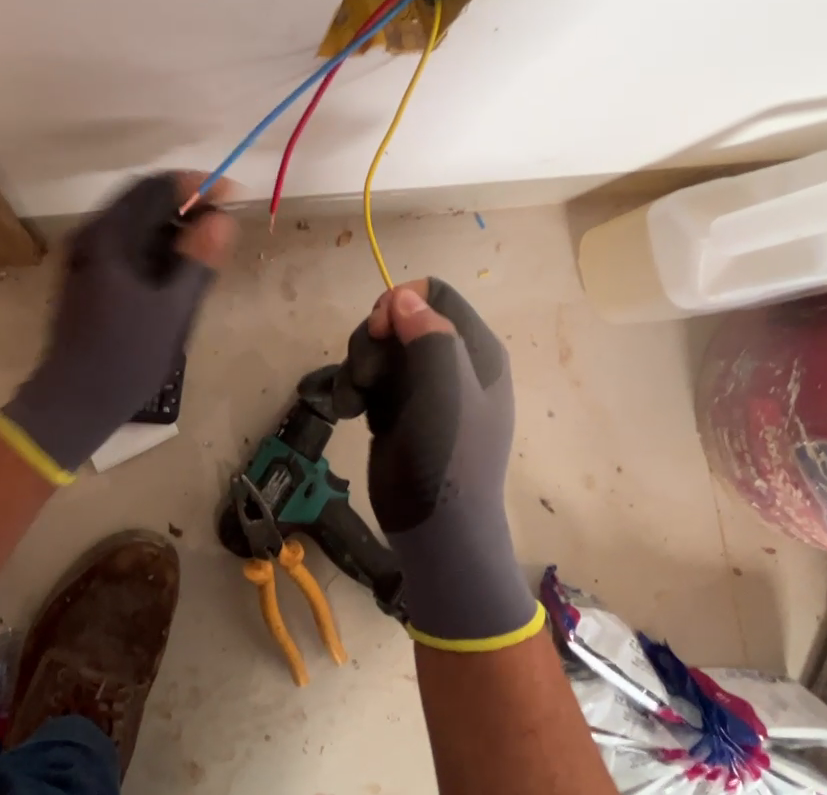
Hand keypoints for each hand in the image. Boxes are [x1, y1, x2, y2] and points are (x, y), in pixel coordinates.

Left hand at [0, 172, 236, 483]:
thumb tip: (222, 220)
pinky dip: (154, 247)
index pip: (154, 187)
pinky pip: (125, 245)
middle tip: (222, 224)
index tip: (230, 196)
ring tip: (206, 248)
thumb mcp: (173, 309)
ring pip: (134, 224)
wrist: (74, 401)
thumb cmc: (126, 357)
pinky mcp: (86, 277)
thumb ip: (198, 260)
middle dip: (185, 206)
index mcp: (107, 237)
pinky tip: (178, 268)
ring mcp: (85, 258)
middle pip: (142, 201)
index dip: (195, 186)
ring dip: (171, 227)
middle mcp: (90, 237)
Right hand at [334, 279, 541, 649]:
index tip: (382, 329)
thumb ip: (431, 340)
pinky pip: (370, 377)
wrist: (437, 531)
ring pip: (380, 347)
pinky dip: (355, 389)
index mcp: (477, 352)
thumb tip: (404, 299)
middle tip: (365, 375)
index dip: (403, 302)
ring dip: (359, 367)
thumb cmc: (449, 462)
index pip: (437, 295)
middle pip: (400, 317)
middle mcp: (451, 361)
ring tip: (355, 402)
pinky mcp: (397, 407)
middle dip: (374, 340)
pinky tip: (350, 413)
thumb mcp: (446, 395)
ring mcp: (423, 386)